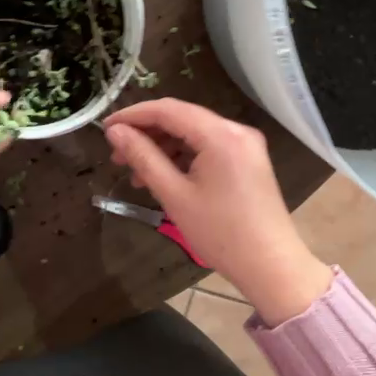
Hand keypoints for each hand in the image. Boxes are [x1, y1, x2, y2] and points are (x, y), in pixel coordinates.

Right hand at [104, 99, 333, 324]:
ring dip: (162, 147)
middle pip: (181, 118)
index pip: (168, 110)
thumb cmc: (220, 232)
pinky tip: (162, 176)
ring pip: (193, 133)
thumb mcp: (174, 194)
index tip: (105, 127)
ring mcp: (244, 145)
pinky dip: (182, 157)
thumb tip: (115, 132)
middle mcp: (236, 130)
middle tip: (116, 154)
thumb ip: (143, 157)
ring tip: (136, 172)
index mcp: (220, 135)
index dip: (132, 115)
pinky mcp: (246, 160)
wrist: (270, 266)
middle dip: (146, 132)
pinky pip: (207, 147)